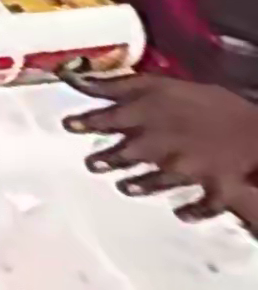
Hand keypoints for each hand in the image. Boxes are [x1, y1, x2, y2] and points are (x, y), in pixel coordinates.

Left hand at [66, 73, 257, 227]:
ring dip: (142, 185)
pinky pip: (210, 203)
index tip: (68, 126)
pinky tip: (182, 214)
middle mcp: (163, 144)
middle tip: (91, 166)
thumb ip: (109, 85)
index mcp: (142, 117)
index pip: (103, 121)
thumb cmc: (200, 99)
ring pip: (161, 179)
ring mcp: (194, 167)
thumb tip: (70, 78)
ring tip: (124, 188)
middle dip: (108, 160)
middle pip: (128, 154)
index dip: (84, 124)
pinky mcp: (224, 183)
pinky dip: (197, 210)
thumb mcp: (150, 83)